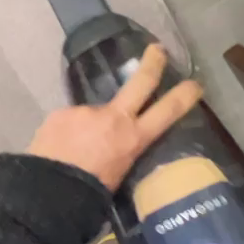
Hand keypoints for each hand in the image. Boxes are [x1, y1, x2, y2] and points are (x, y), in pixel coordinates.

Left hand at [25, 44, 202, 190]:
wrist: (49, 193)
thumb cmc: (88, 195)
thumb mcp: (118, 177)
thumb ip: (120, 154)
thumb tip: (113, 151)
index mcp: (133, 139)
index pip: (166, 112)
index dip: (183, 96)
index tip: (194, 84)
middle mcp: (113, 118)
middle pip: (140, 83)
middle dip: (152, 63)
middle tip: (157, 49)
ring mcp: (85, 112)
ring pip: (92, 115)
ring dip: (87, 127)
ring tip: (73, 152)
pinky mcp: (60, 113)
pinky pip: (67, 123)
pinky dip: (66, 134)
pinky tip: (58, 150)